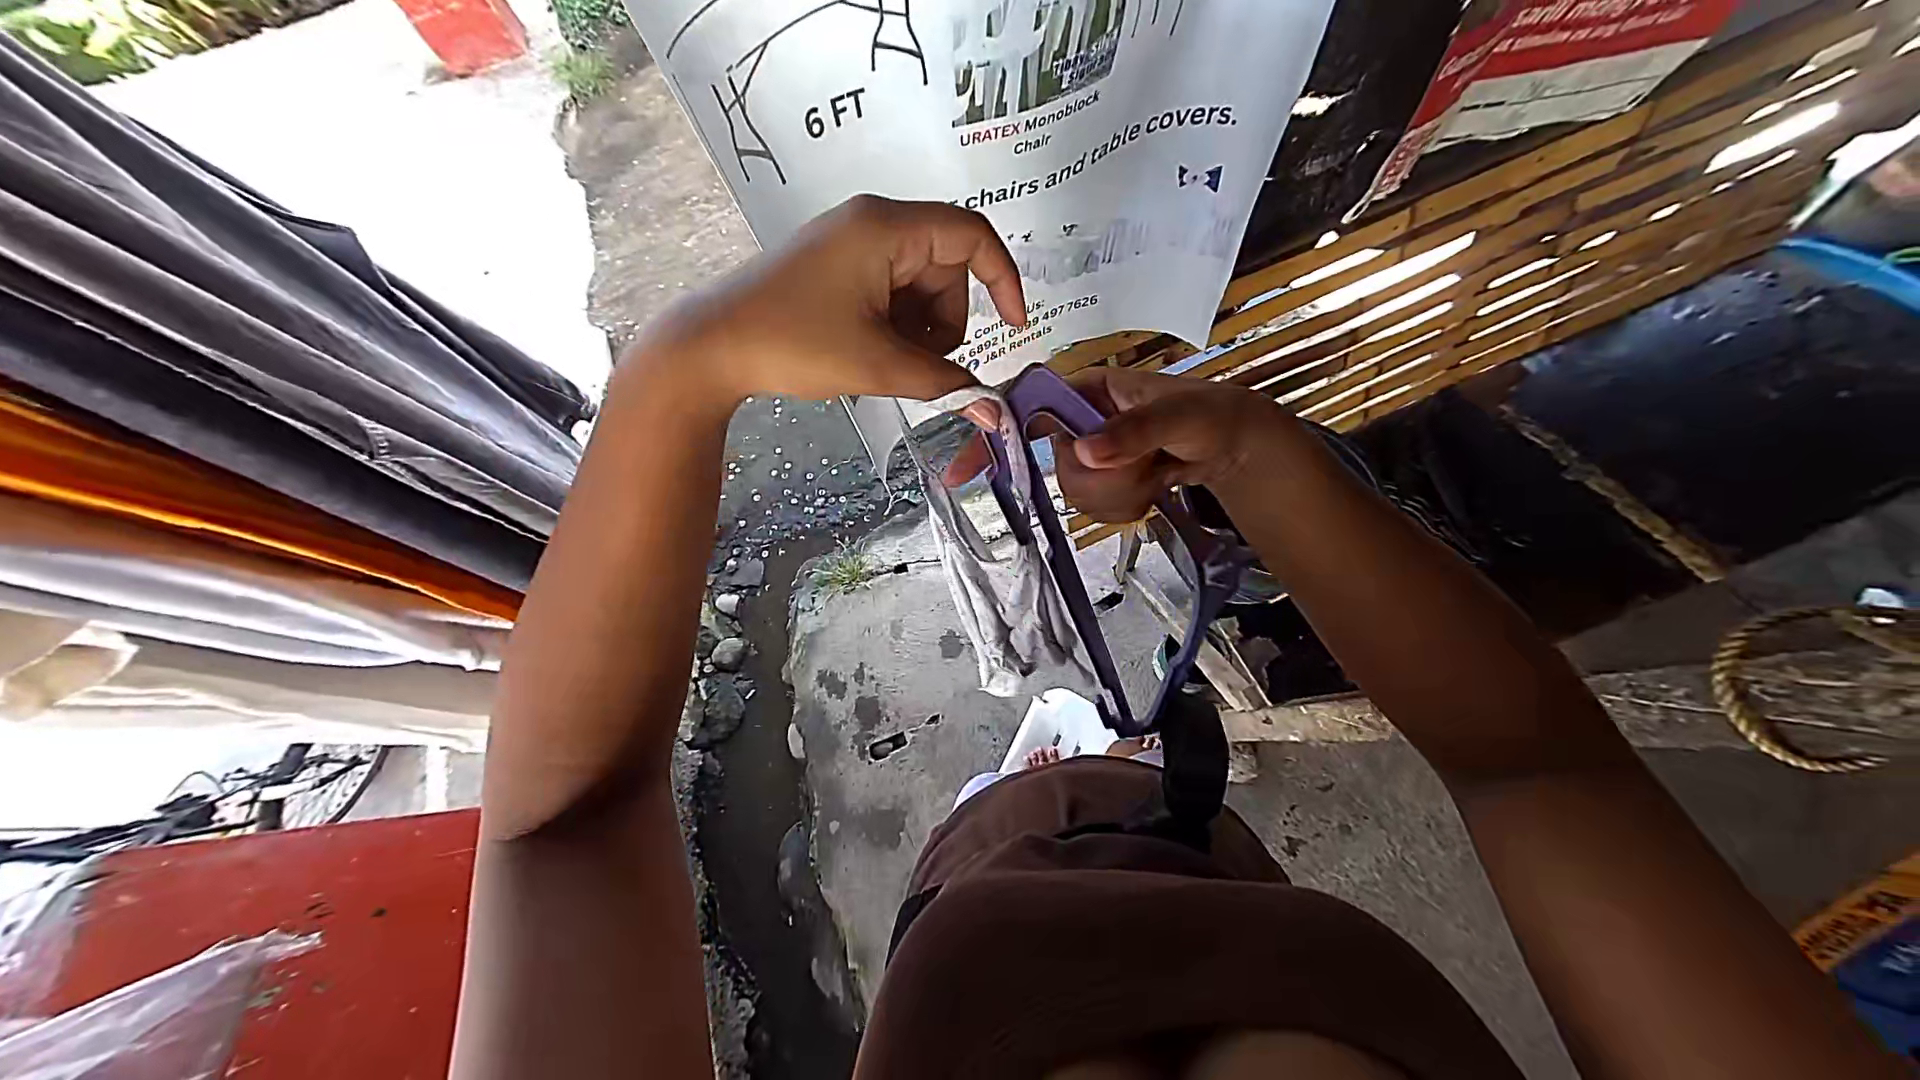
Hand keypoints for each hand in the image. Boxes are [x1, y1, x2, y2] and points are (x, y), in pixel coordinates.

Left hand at [631, 195, 1026, 406]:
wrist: (712, 347)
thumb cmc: (794, 344)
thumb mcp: (878, 364)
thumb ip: (943, 383)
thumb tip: (992, 408)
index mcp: (887, 228)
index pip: (972, 235)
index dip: (1003, 280)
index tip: (1014, 327)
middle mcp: (874, 223)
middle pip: (947, 267)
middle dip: (946, 321)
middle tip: (921, 364)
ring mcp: (854, 244)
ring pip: (921, 285)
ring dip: (921, 329)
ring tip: (887, 361)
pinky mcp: (840, 267)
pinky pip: (893, 291)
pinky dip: (897, 325)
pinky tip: (873, 351)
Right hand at [943, 367, 1285, 521]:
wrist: (1233, 443)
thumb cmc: (1207, 414)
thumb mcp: (1177, 416)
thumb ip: (1134, 431)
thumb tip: (1084, 452)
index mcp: (1085, 391)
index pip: (1024, 406)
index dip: (991, 435)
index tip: (960, 473)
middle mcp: (1079, 421)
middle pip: (1052, 465)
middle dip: (1099, 478)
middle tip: (1143, 467)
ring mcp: (1089, 454)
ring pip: (1073, 492)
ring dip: (1119, 493)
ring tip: (1155, 473)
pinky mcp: (1102, 480)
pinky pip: (1092, 507)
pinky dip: (1125, 505)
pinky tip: (1152, 487)